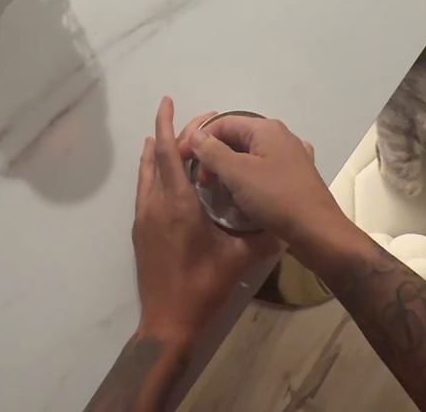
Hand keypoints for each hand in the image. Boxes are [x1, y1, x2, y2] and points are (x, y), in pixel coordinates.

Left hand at [131, 97, 281, 344]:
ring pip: (145, 174)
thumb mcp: (239, 259)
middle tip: (185, 123)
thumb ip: (263, 236)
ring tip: (167, 139)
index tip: (167, 101)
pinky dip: (152, 173)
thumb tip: (285, 219)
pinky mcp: (140, 232)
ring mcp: (143, 219)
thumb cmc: (203, 288)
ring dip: (154, 153)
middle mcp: (154, 204)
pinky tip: (165, 178)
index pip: (167, 152)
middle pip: (153, 157)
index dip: (166, 124)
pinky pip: (144, 190)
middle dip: (165, 134)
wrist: (168, 325)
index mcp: (176, 203)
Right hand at [182, 113, 349, 251]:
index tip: (183, 159)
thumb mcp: (238, 173)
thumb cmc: (276, 198)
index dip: (200, 139)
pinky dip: (247, 179)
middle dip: (214, 156)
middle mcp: (280, 136)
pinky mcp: (296, 177)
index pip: (222, 123)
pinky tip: (242, 197)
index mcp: (266, 128)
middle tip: (202, 182)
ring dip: (229, 170)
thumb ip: (213, 151)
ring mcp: (291, 156)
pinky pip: (263, 170)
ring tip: (218, 191)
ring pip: (249, 156)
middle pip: (236, 138)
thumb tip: (196, 135)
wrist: (318, 233)